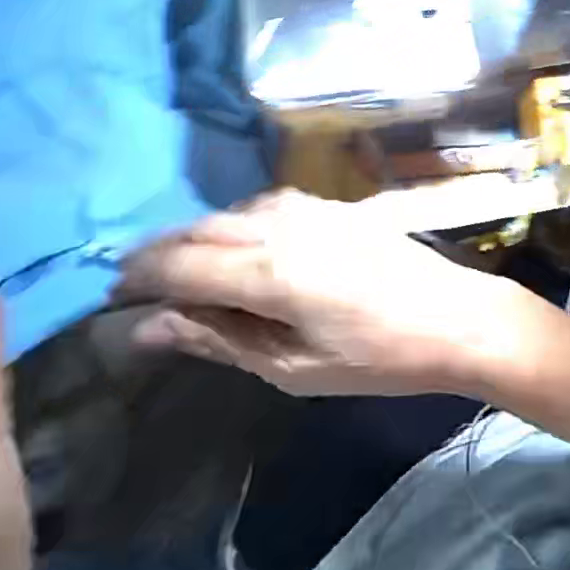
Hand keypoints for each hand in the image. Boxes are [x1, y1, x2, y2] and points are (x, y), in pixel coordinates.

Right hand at [120, 191, 535, 396]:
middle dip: (160, 252)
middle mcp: (281, 224)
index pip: (181, 263)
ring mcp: (308, 206)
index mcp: (269, 270)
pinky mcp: (330, 202)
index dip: (140, 277)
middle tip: (136, 281)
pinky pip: (262, 204)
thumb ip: (219, 338)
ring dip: (197, 234)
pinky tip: (235, 245)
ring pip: (230, 210)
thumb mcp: (292, 367)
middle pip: (199, 228)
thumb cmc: (377, 357)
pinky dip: (234, 222)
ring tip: (181, 267)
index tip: (113, 295)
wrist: (456, 316)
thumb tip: (150, 328)